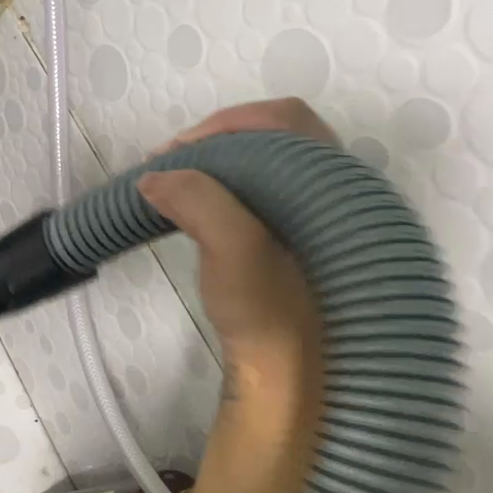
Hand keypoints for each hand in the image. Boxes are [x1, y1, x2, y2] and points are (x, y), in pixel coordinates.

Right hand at [140, 100, 325, 392]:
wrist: (300, 372)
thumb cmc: (272, 313)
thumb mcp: (233, 253)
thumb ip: (198, 204)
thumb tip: (154, 175)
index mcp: (330, 182)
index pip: (280, 120)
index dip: (220, 126)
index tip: (171, 154)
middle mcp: (338, 187)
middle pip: (277, 135)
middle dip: (216, 142)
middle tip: (168, 167)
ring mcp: (324, 214)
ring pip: (272, 163)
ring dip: (221, 165)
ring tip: (175, 187)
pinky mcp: (307, 238)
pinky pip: (270, 189)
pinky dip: (230, 187)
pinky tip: (202, 212)